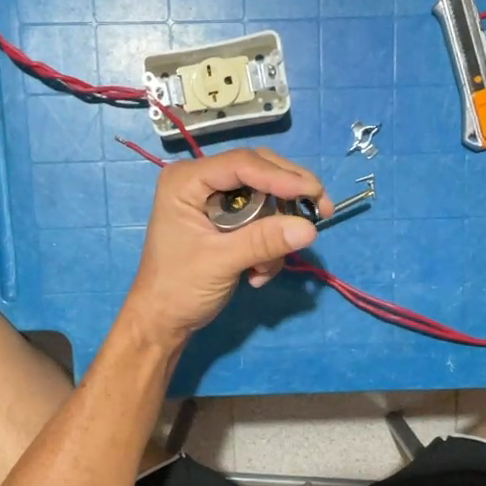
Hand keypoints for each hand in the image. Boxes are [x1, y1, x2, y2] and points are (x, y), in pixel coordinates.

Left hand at [121, 147, 326, 342]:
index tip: (314, 194)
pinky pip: (262, 222)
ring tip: (264, 268)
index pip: (242, 164)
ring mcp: (215, 201)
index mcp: (187, 180)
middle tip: (323, 212)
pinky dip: (268, 248)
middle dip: (288, 197)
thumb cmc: (178, 289)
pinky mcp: (227, 222)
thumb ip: (263, 242)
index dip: (281, 176)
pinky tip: (256, 275)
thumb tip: (309, 229)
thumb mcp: (221, 262)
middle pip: (260, 172)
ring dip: (275, 233)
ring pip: (266, 199)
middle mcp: (201, 182)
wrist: (163, 322)